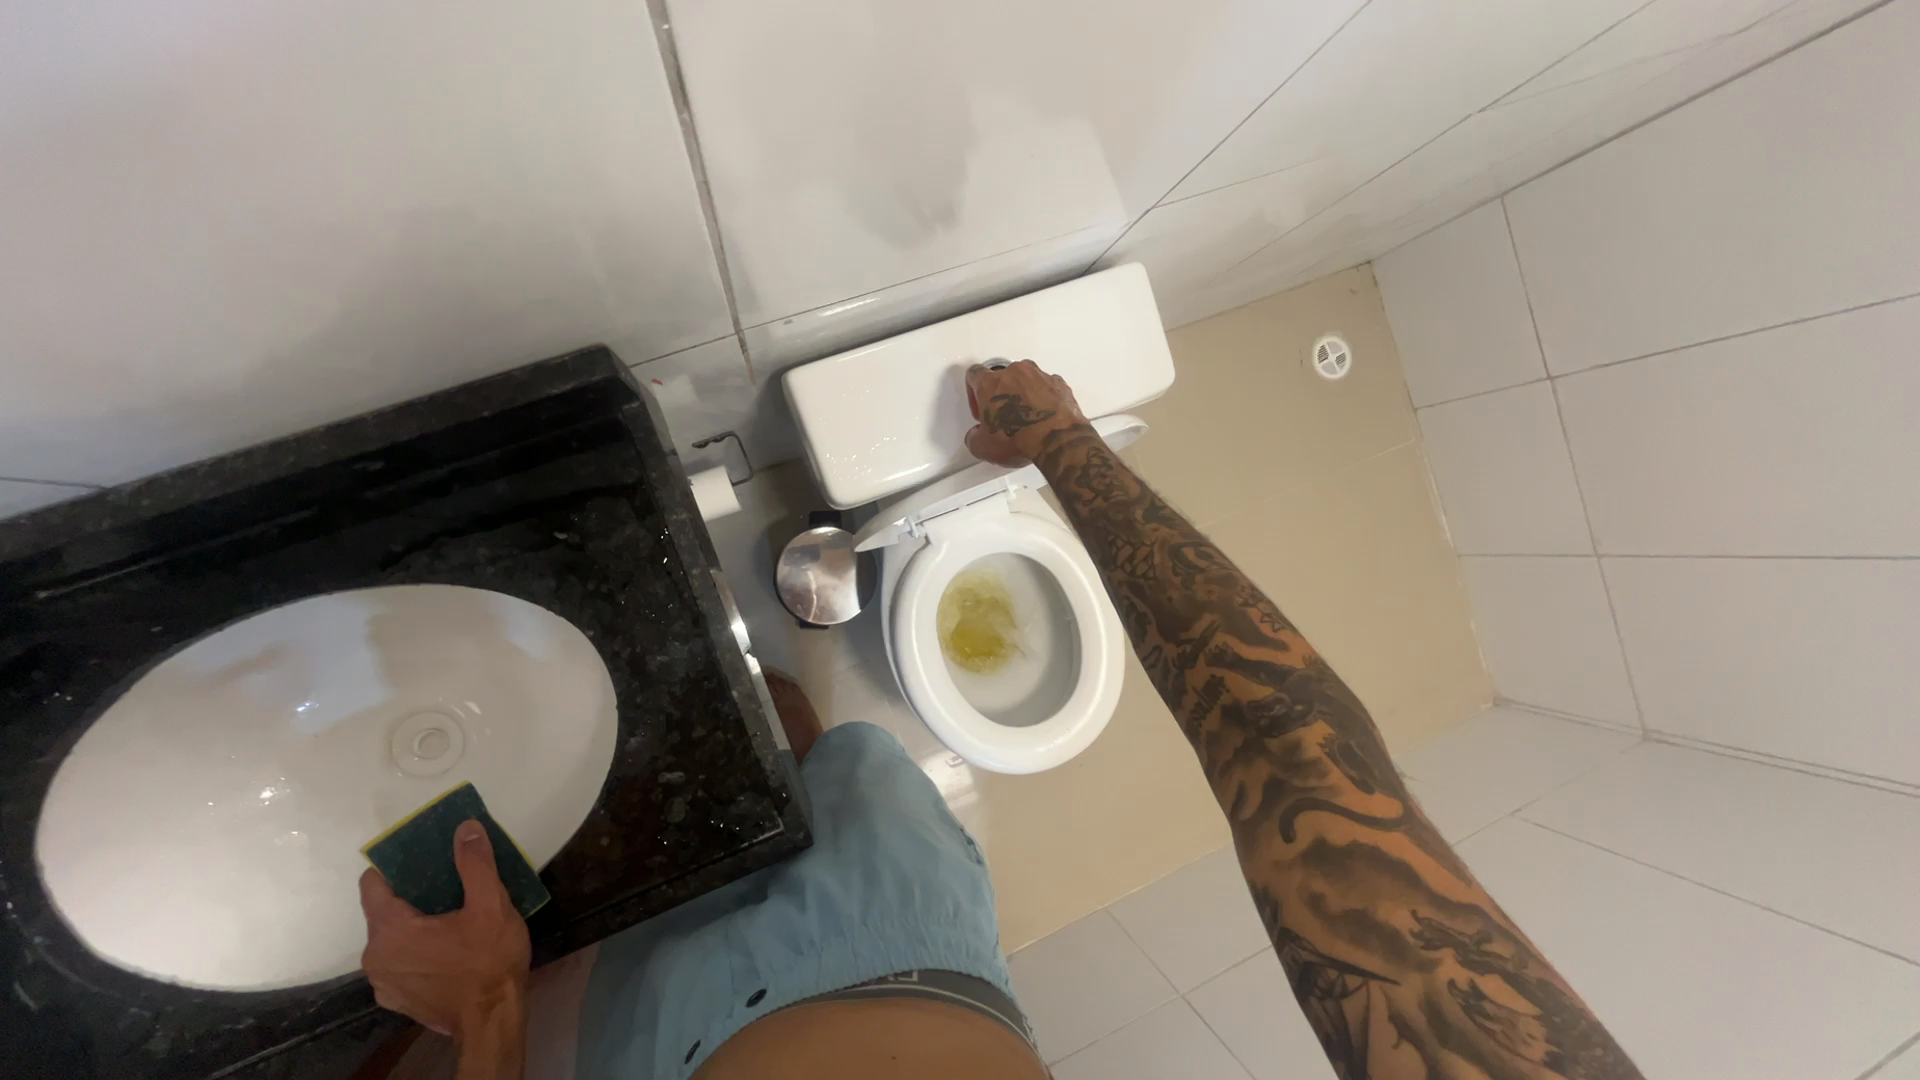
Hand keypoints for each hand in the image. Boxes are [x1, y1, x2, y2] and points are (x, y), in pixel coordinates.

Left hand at [358, 820, 531, 1037]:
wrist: (491, 1018)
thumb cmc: (488, 959)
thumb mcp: (491, 904)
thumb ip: (475, 864)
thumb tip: (465, 827)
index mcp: (391, 931)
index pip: (373, 886)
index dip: (395, 866)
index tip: (422, 853)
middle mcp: (375, 957)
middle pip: (386, 911)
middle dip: (414, 893)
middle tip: (451, 880)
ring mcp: (384, 982)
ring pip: (394, 937)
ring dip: (417, 922)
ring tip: (453, 912)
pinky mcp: (398, 999)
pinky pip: (401, 960)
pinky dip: (419, 948)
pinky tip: (449, 946)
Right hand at [964, 360, 1094, 466]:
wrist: (1055, 440)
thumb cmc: (1020, 438)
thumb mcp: (983, 447)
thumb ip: (974, 437)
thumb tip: (976, 438)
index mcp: (989, 383)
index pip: (974, 374)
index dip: (974, 391)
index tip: (980, 406)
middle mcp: (1014, 373)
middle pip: (1002, 375)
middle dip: (1001, 392)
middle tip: (1002, 413)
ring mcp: (1038, 375)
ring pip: (1026, 378)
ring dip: (1023, 392)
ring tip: (1025, 415)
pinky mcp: (1058, 383)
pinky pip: (1048, 385)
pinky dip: (1045, 397)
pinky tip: (1043, 415)